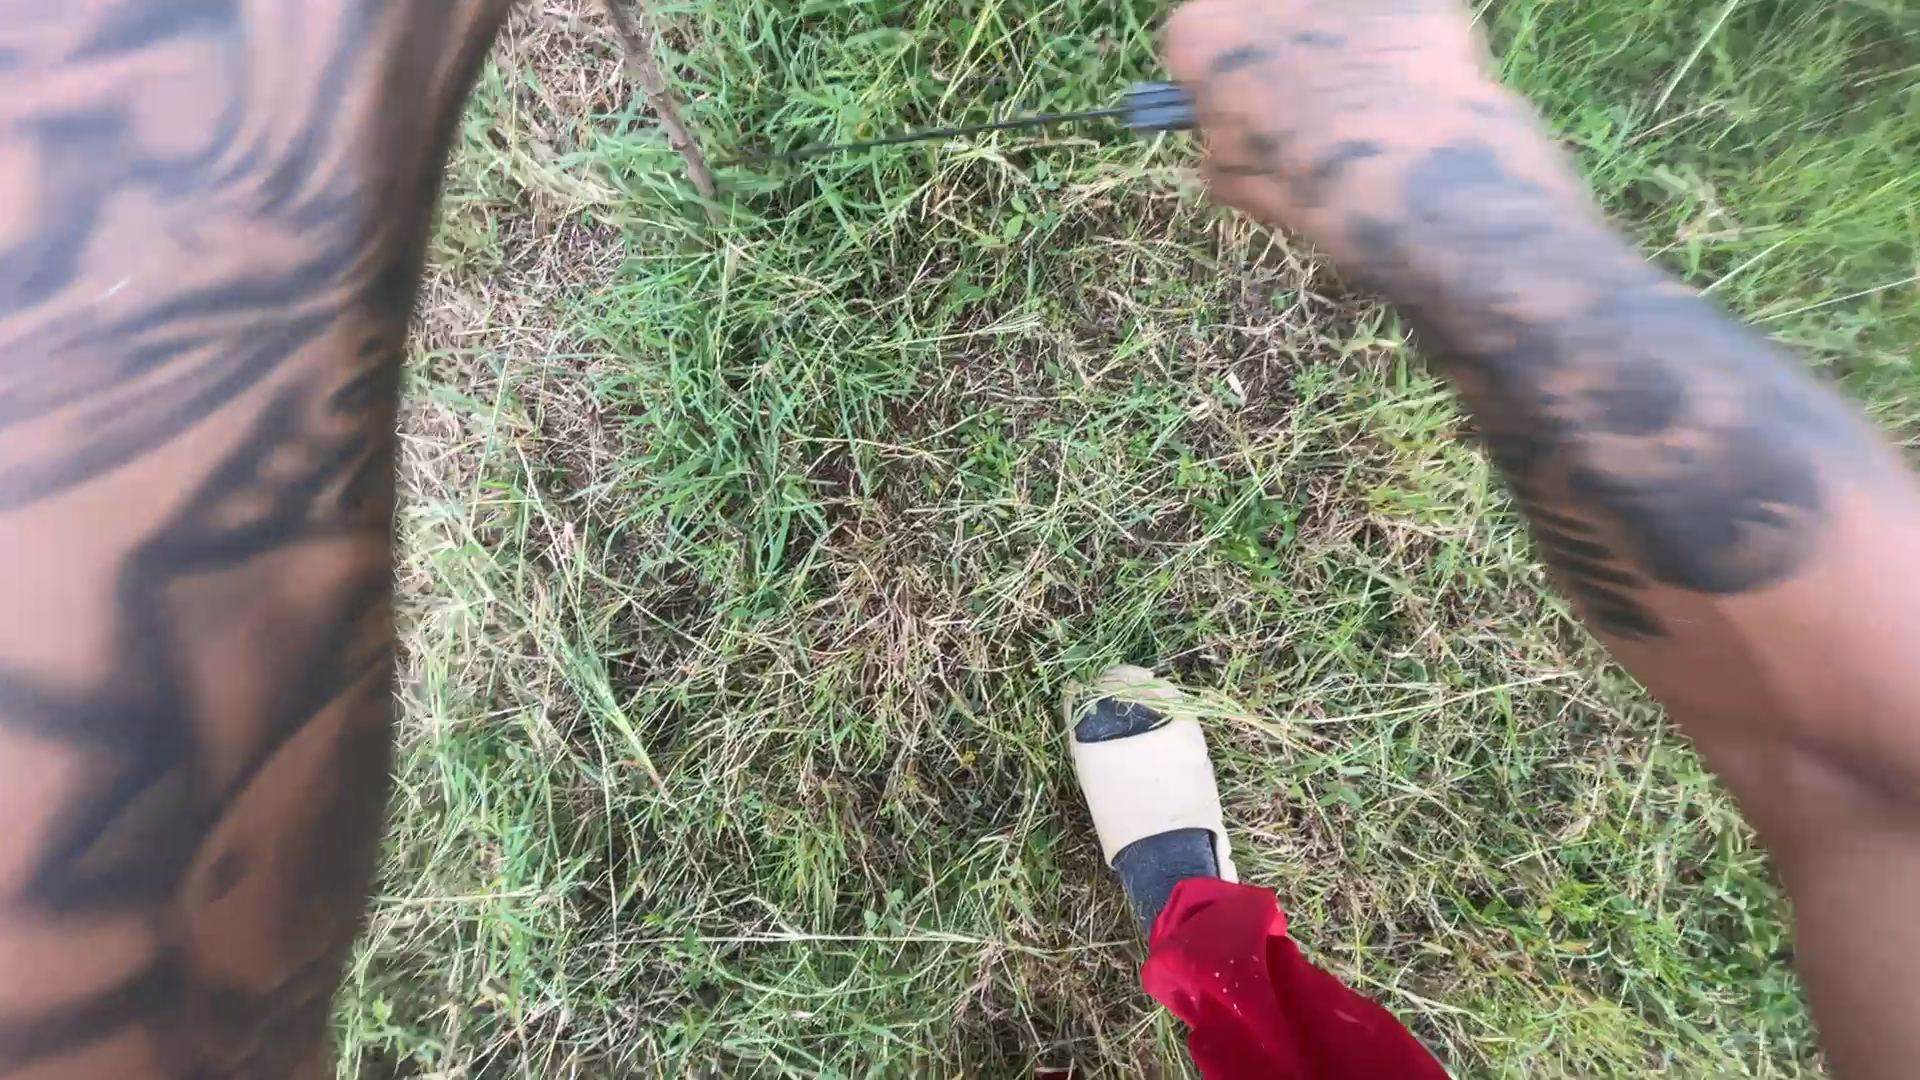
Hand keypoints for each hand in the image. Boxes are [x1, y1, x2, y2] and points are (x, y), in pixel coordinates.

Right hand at [1162, 0, 1589, 279]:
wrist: (1409, 174)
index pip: (1188, 37)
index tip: (1232, 103)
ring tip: (1350, 85)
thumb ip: (1219, 135)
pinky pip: (1382, 10)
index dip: (1209, 75)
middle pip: (1254, 9)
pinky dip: (1384, 29)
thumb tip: (1226, 128)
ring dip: (1323, 33)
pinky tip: (1395, 72)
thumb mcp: (1234, 179)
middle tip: (1294, 93)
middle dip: (1268, 44)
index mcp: (1206, 40)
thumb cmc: (1312, 186)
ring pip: (1316, 8)